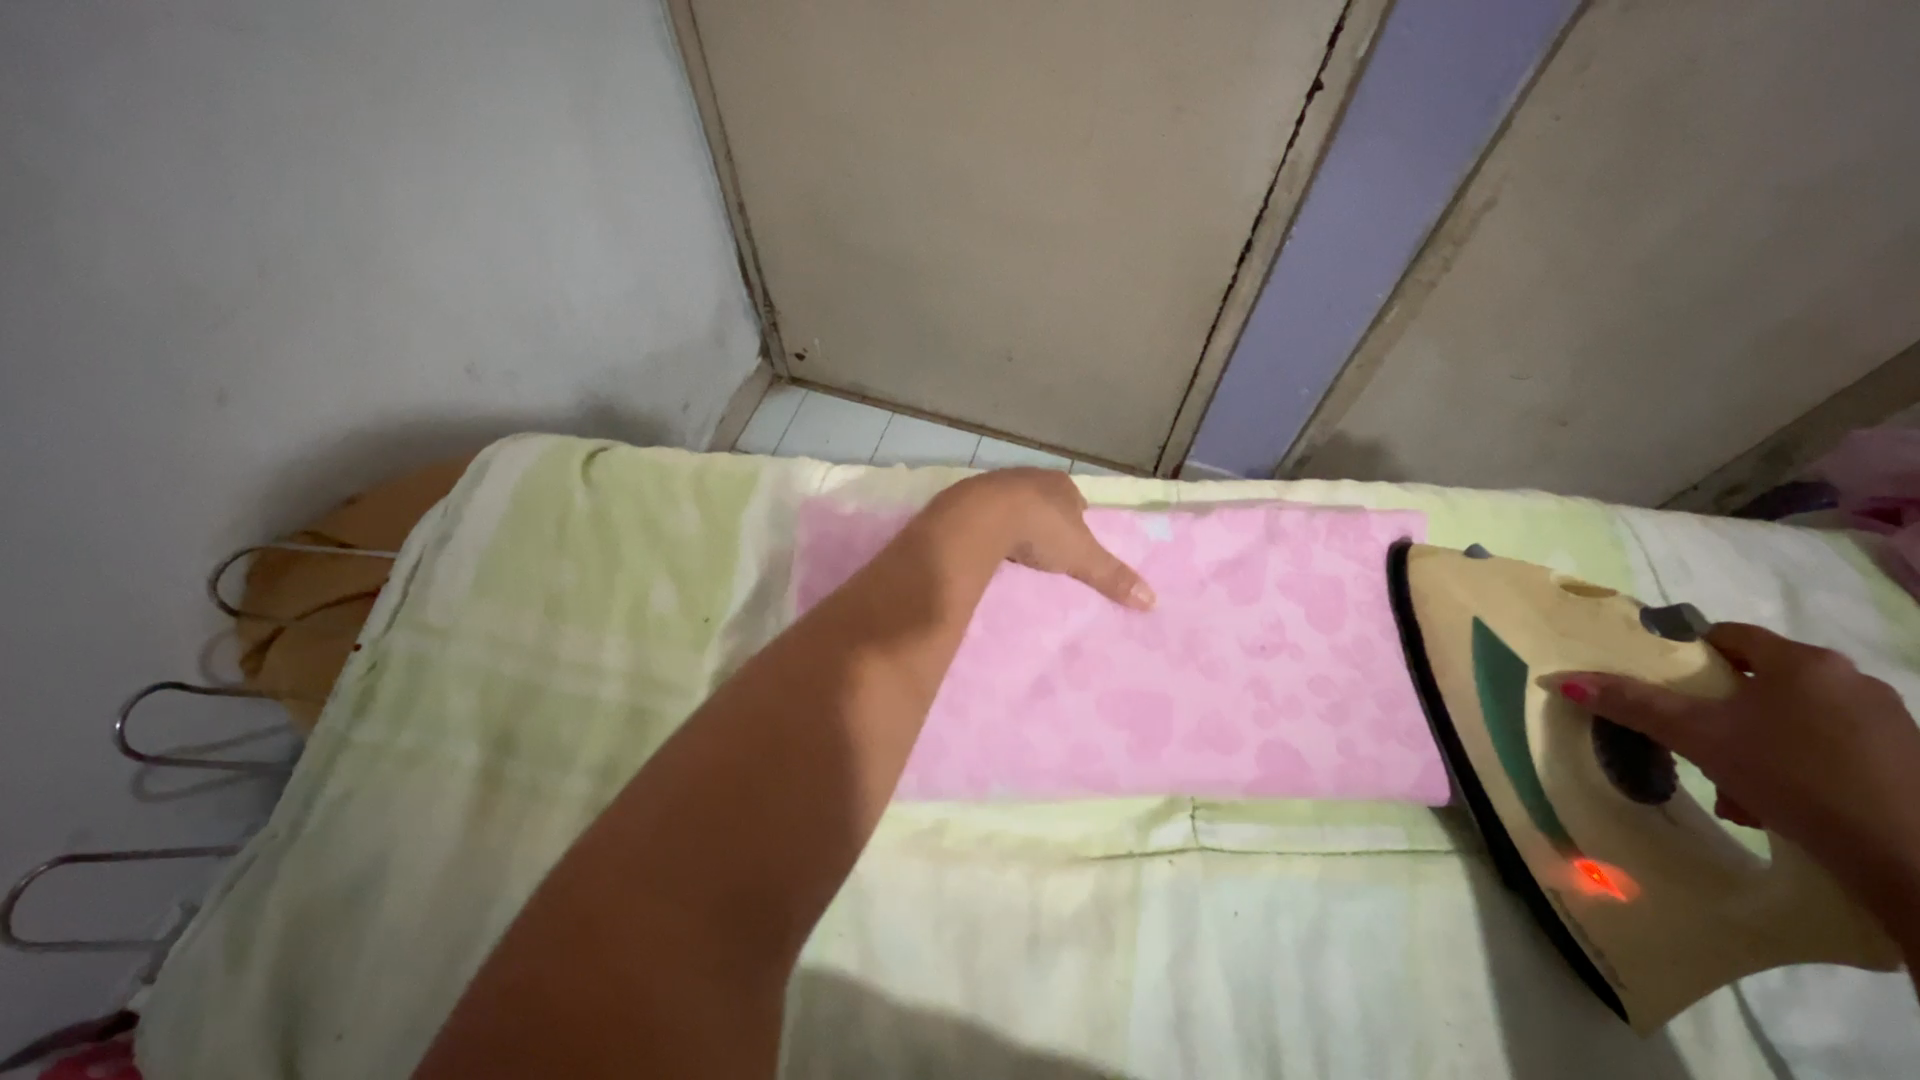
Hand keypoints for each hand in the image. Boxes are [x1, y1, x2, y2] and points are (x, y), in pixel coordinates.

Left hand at [940, 468, 1154, 610]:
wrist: (980, 518)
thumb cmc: (1039, 530)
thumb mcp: (1082, 557)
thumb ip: (1113, 576)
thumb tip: (1152, 601)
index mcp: (1061, 485)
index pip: (1076, 501)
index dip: (1077, 520)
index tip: (1073, 543)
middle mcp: (1029, 477)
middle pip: (1043, 499)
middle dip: (1044, 519)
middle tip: (1045, 547)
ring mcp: (995, 483)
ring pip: (1012, 503)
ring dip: (1014, 520)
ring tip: (1015, 547)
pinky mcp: (966, 496)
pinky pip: (983, 512)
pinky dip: (987, 525)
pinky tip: (986, 543)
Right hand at [1556, 624, 1919, 929]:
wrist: (1908, 854)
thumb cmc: (1792, 776)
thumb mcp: (1700, 738)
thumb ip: (1634, 705)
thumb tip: (1564, 679)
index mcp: (1801, 661)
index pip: (1728, 636)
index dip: (1687, 656)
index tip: (1666, 688)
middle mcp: (1850, 678)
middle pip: (1760, 681)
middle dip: (1721, 714)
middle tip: (1696, 747)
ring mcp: (1887, 719)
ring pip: (1795, 718)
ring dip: (1757, 745)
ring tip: (1737, 790)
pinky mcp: (1907, 759)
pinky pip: (1832, 748)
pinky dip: (1800, 767)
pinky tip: (1784, 805)